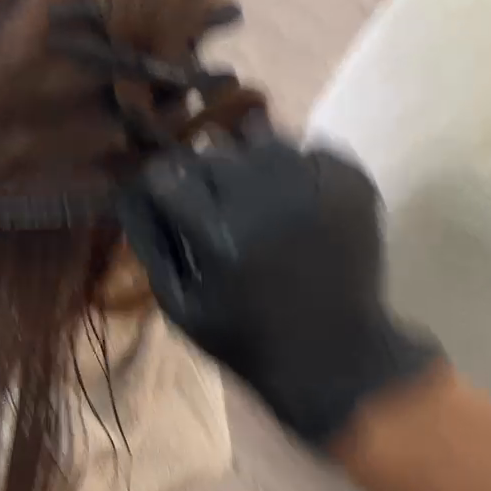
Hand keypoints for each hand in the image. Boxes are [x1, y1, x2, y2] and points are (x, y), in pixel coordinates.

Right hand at [115, 140, 442, 445]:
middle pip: (217, 154)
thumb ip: (157, 254)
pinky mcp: (352, 185)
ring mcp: (314, 188)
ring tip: (239, 181)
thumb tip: (137, 206)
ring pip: (265, 142)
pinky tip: (282, 188)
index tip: (156, 186)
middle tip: (196, 186)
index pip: (171, 178)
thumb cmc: (242, 336)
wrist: (331, 348)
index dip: (158, 178)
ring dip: (243, 157)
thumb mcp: (181, 307)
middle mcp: (265, 202)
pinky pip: (312, 151)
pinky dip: (291, 163)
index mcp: (218, 237)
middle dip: (198, 167)